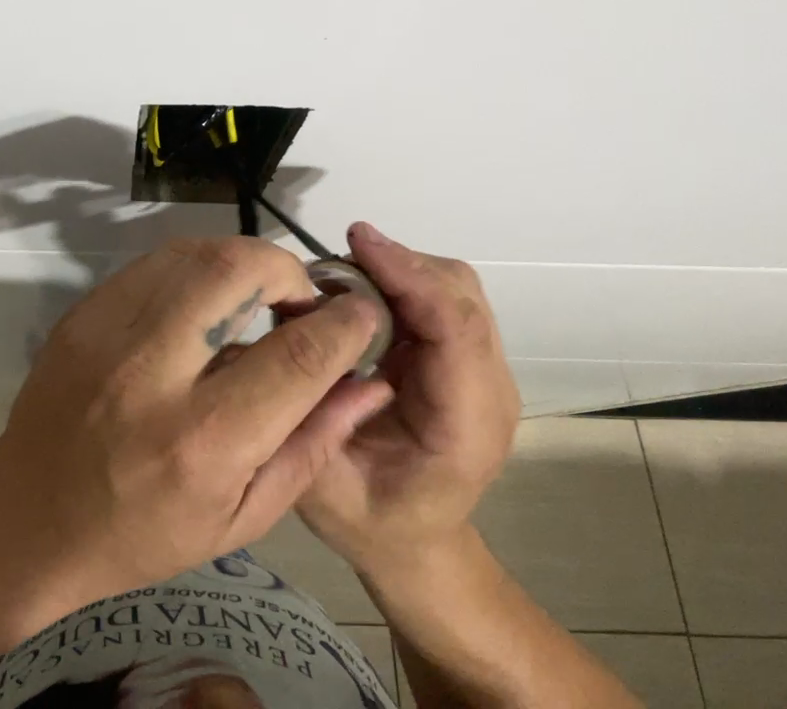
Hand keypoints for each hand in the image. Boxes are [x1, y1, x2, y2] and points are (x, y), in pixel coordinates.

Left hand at [0, 237, 393, 612]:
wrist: (31, 517)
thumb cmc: (145, 533)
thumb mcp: (243, 516)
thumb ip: (312, 445)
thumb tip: (368, 381)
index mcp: (202, 439)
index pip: (298, 354)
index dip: (346, 324)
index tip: (362, 315)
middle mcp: (152, 372)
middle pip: (239, 270)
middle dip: (288, 272)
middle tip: (298, 303)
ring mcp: (108, 333)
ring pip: (195, 253)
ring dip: (243, 263)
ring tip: (256, 298)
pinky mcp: (82, 313)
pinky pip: (155, 263)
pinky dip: (196, 269)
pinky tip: (205, 302)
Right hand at [296, 223, 519, 574]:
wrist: (416, 547)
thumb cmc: (370, 523)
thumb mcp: (322, 484)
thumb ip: (311, 411)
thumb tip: (297, 329)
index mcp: (465, 427)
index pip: (454, 329)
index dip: (408, 275)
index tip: (356, 239)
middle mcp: (489, 391)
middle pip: (462, 296)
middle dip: (398, 264)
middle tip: (328, 266)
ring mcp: (483, 374)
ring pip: (455, 289)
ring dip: (399, 269)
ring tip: (338, 278)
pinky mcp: (465, 362)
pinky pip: (442, 301)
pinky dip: (401, 283)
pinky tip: (358, 293)